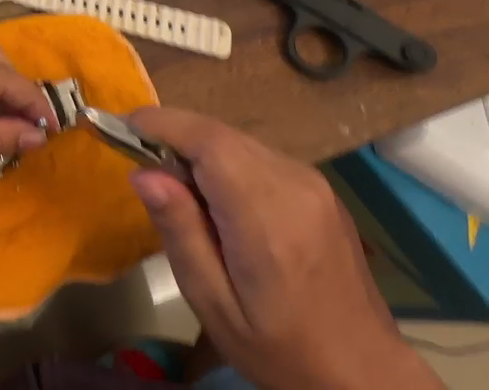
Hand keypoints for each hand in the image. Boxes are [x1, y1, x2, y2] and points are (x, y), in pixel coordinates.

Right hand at [127, 108, 441, 389]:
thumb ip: (180, 232)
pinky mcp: (319, 188)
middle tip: (145, 170)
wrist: (366, 374)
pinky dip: (225, 161)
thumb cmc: (281, 349)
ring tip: (181, 194)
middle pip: (219, 134)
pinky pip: (256, 155)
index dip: (162, 123)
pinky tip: (219, 202)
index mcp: (267, 218)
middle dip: (173, 137)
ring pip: (236, 140)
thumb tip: (143, 173)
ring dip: (198, 150)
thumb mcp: (214, 304)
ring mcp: (312, 184)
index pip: (208, 141)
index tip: (122, 128)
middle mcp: (294, 186)